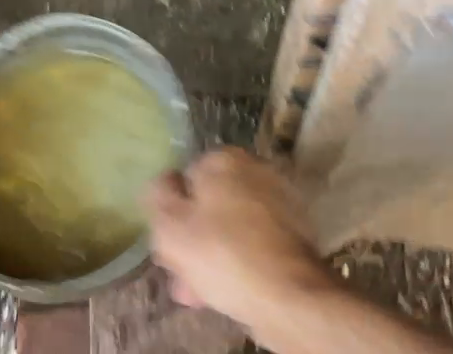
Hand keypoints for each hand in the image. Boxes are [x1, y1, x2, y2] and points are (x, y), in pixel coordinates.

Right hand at [144, 148, 332, 334]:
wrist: (288, 293)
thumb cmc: (224, 255)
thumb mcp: (172, 227)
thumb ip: (159, 197)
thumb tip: (163, 181)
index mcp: (224, 158)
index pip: (185, 180)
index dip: (172, 215)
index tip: (168, 246)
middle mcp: (253, 168)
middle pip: (209, 204)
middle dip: (193, 239)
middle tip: (183, 274)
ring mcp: (277, 198)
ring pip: (231, 225)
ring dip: (213, 253)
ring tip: (202, 290)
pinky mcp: (293, 229)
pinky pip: (254, 239)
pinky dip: (241, 257)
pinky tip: (229, 286)